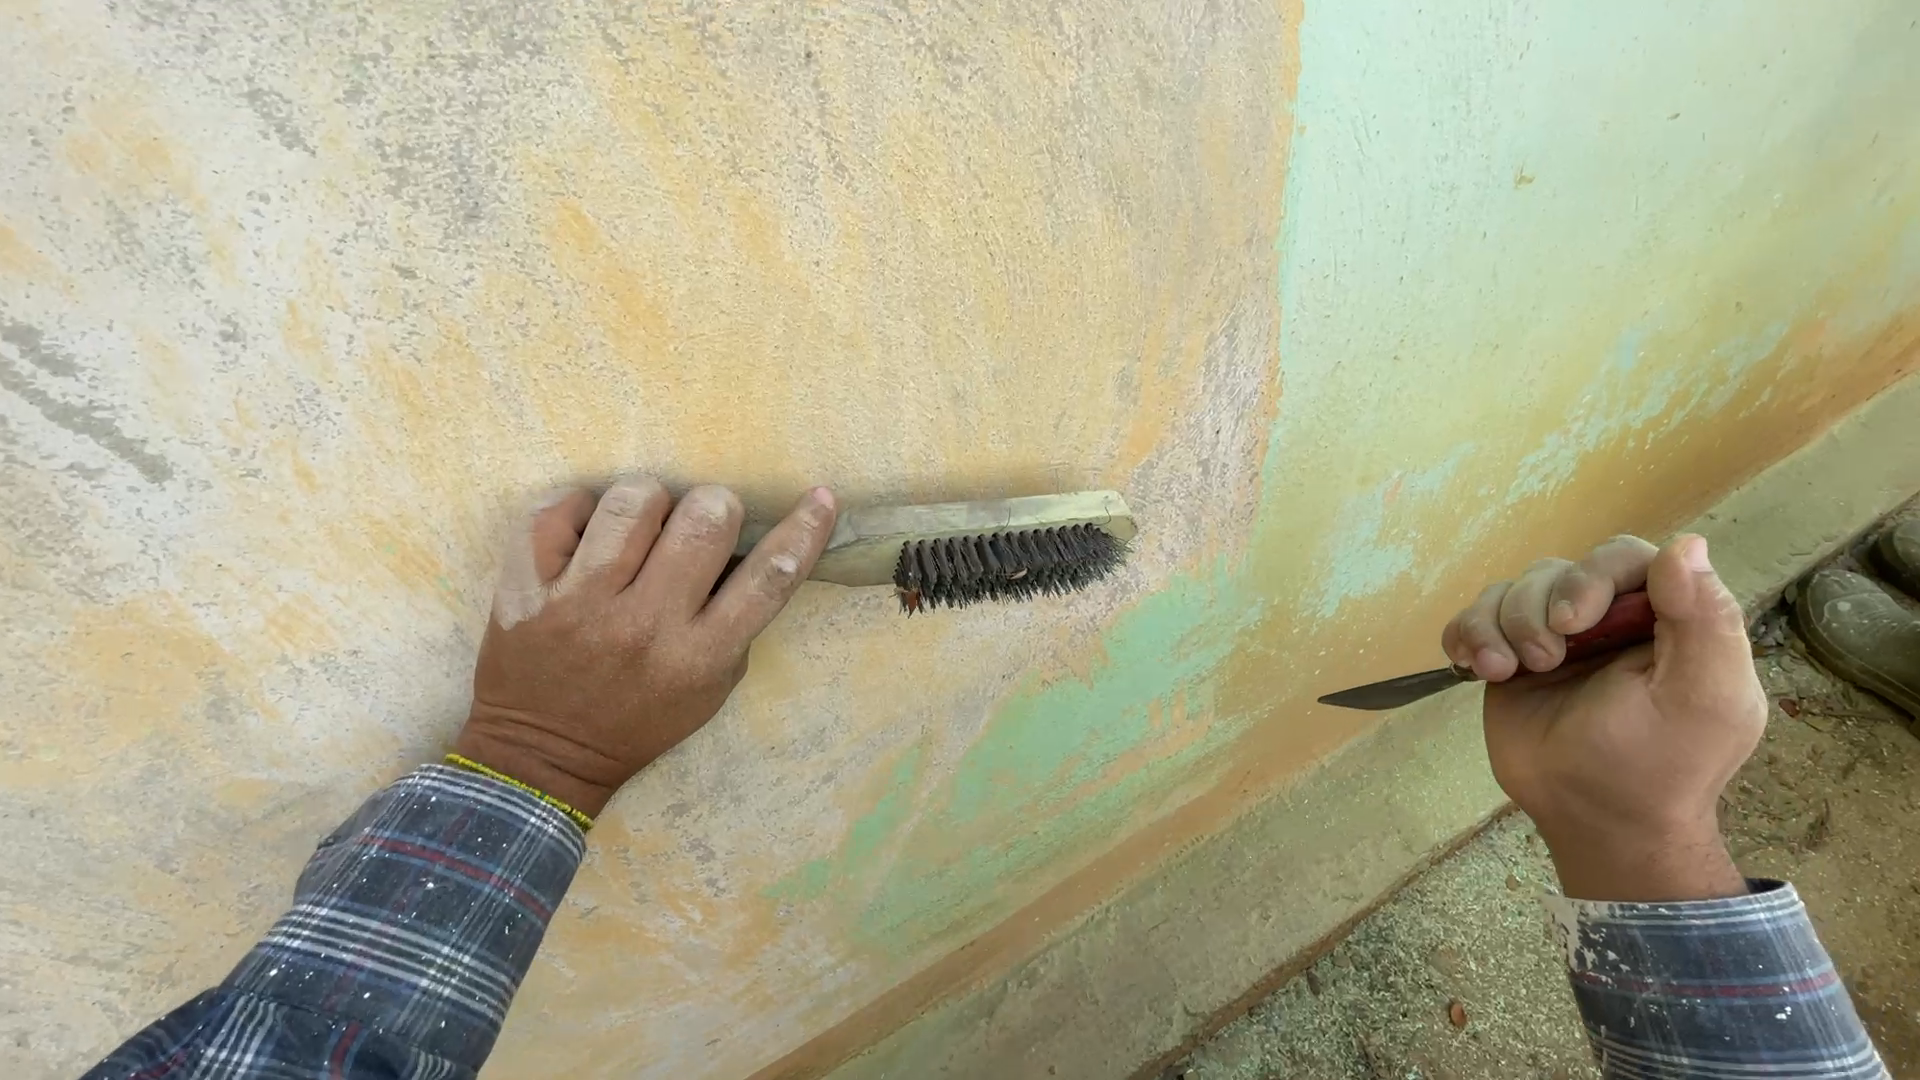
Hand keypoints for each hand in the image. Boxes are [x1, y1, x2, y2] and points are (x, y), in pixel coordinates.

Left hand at [453, 477, 838, 816]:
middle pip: (704, 521)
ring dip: (650, 502)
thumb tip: (748, 546)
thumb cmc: (643, 719)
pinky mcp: (526, 587)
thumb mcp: (714, 686)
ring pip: (634, 501)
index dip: (805, 530)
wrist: (543, 755)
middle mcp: (645, 625)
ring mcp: (579, 604)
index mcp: (700, 655)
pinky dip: (582, 508)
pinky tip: (589, 532)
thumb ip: (737, 621)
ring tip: (642, 526)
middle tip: (703, 522)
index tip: (821, 498)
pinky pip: (559, 509)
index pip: (768, 579)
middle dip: (715, 507)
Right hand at [1441, 534, 1765, 901]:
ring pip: (1505, 592)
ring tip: (1503, 672)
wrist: (1590, 816)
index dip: (1589, 577)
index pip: (1621, 558)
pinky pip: (1469, 619)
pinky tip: (1473, 668)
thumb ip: (1703, 621)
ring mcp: (1547, 638)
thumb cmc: (1655, 763)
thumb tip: (1687, 544)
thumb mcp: (1700, 697)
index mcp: (1662, 621)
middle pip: (1552, 571)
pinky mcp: (1503, 657)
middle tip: (1541, 660)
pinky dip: (1464, 636)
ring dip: (1495, 628)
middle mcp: (1603, 620)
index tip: (1574, 623)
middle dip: (1533, 611)